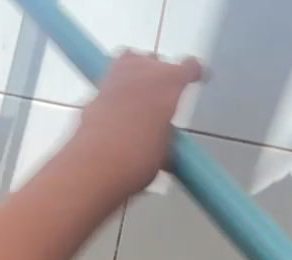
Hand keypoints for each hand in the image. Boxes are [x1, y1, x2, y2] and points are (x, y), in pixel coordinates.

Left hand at [71, 52, 202, 198]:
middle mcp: (144, 70)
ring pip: (130, 62)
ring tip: (138, 98)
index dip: (195, 74)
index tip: (197, 79)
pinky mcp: (94, 90)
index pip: (190, 67)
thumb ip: (165, 134)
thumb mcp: (164, 151)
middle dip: (160, 76)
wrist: (95, 165)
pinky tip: (115, 112)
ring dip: (136, 75)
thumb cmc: (139, 159)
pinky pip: (110, 83)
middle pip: (156, 62)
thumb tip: (162, 136)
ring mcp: (116, 75)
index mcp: (170, 82)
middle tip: (161, 99)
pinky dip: (115, 93)